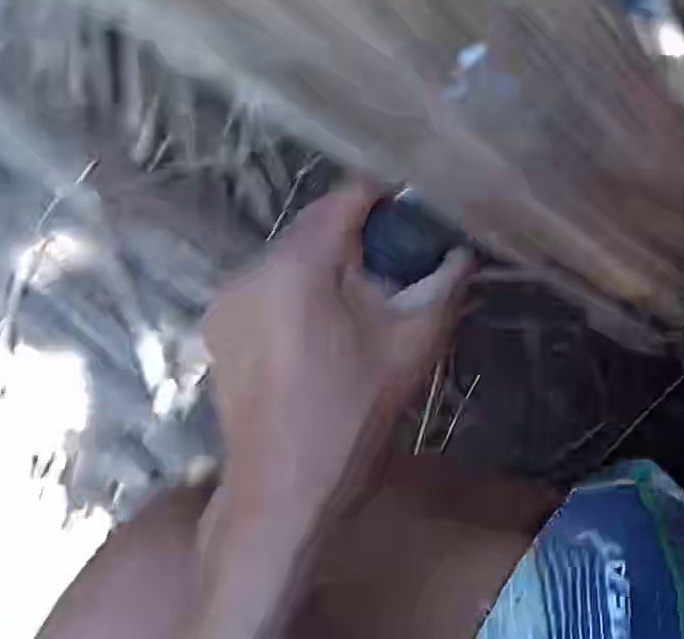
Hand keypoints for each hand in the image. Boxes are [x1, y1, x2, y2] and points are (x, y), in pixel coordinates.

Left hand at [202, 177, 472, 506]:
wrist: (287, 486)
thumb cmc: (357, 404)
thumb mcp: (417, 336)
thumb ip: (446, 280)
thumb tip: (464, 251)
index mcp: (300, 264)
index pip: (348, 196)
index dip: (387, 197)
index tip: (417, 213)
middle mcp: (254, 269)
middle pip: (317, 222)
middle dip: (360, 229)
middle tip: (400, 255)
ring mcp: (228, 298)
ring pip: (292, 250)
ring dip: (331, 255)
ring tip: (364, 291)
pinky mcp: (220, 325)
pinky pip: (271, 279)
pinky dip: (303, 281)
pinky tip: (326, 319)